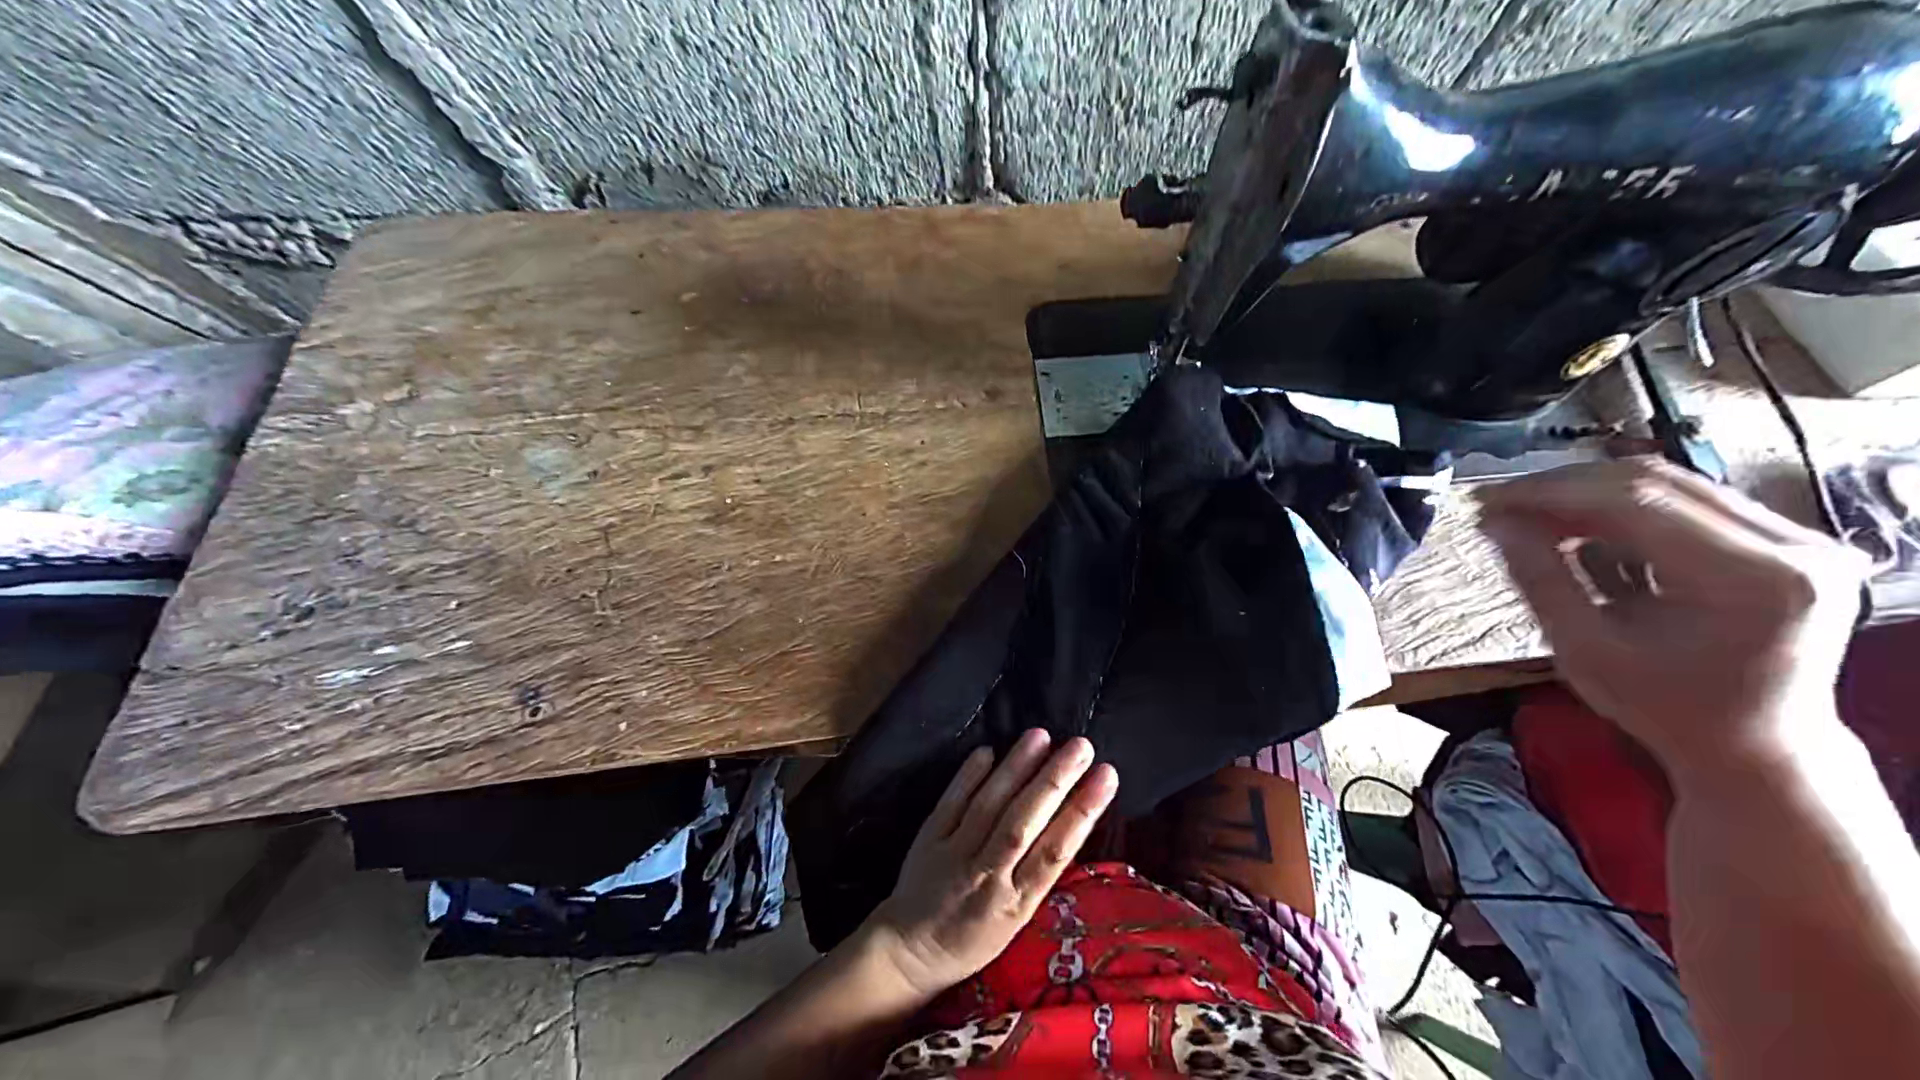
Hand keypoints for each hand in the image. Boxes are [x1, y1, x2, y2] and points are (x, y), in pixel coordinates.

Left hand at [863, 729, 1117, 997]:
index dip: (1082, 812)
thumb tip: (1072, 818)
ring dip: (1016, 769)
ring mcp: (956, 855)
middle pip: (1023, 822)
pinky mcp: (929, 840)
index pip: (1056, 851)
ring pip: (989, 807)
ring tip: (1041, 736)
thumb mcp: (1019, 919)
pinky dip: (969, 777)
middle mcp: (988, 876)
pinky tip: (988, 751)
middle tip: (1081, 746)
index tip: (1106, 777)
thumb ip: (1040, 870)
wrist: (913, 949)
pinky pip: (951, 803)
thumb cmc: (976, 935)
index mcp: (1018, 901)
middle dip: (1054, 781)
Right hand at [1478, 460, 1866, 779]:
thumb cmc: (1667, 710)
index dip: (1551, 494)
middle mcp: (1795, 549)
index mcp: (1752, 581)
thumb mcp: (1586, 649)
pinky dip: (1622, 510)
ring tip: (1530, 515)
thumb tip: (1496, 522)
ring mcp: (1800, 542)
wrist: (1754, 745)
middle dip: (1565, 489)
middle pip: (1654, 483)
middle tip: (1501, 504)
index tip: (1490, 501)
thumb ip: (1540, 578)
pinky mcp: (1786, 543)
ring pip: (1669, 485)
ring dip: (1589, 495)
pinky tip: (1576, 527)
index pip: (1635, 503)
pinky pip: (1688, 503)